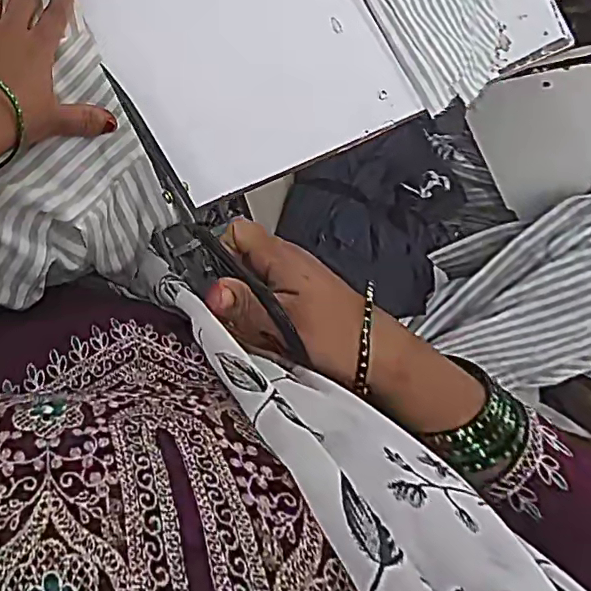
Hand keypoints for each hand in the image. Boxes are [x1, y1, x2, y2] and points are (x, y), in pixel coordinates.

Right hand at [207, 220, 487, 432]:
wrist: (381, 358)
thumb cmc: (344, 337)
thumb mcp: (285, 324)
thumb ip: (245, 306)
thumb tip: (213, 292)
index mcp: (280, 255)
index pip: (232, 232)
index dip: (214, 254)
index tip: (209, 283)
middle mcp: (286, 262)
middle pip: (237, 261)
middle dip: (230, 289)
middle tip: (236, 315)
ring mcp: (293, 280)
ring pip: (250, 284)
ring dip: (246, 307)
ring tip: (259, 330)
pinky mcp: (298, 300)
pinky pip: (266, 301)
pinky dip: (262, 318)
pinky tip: (272, 337)